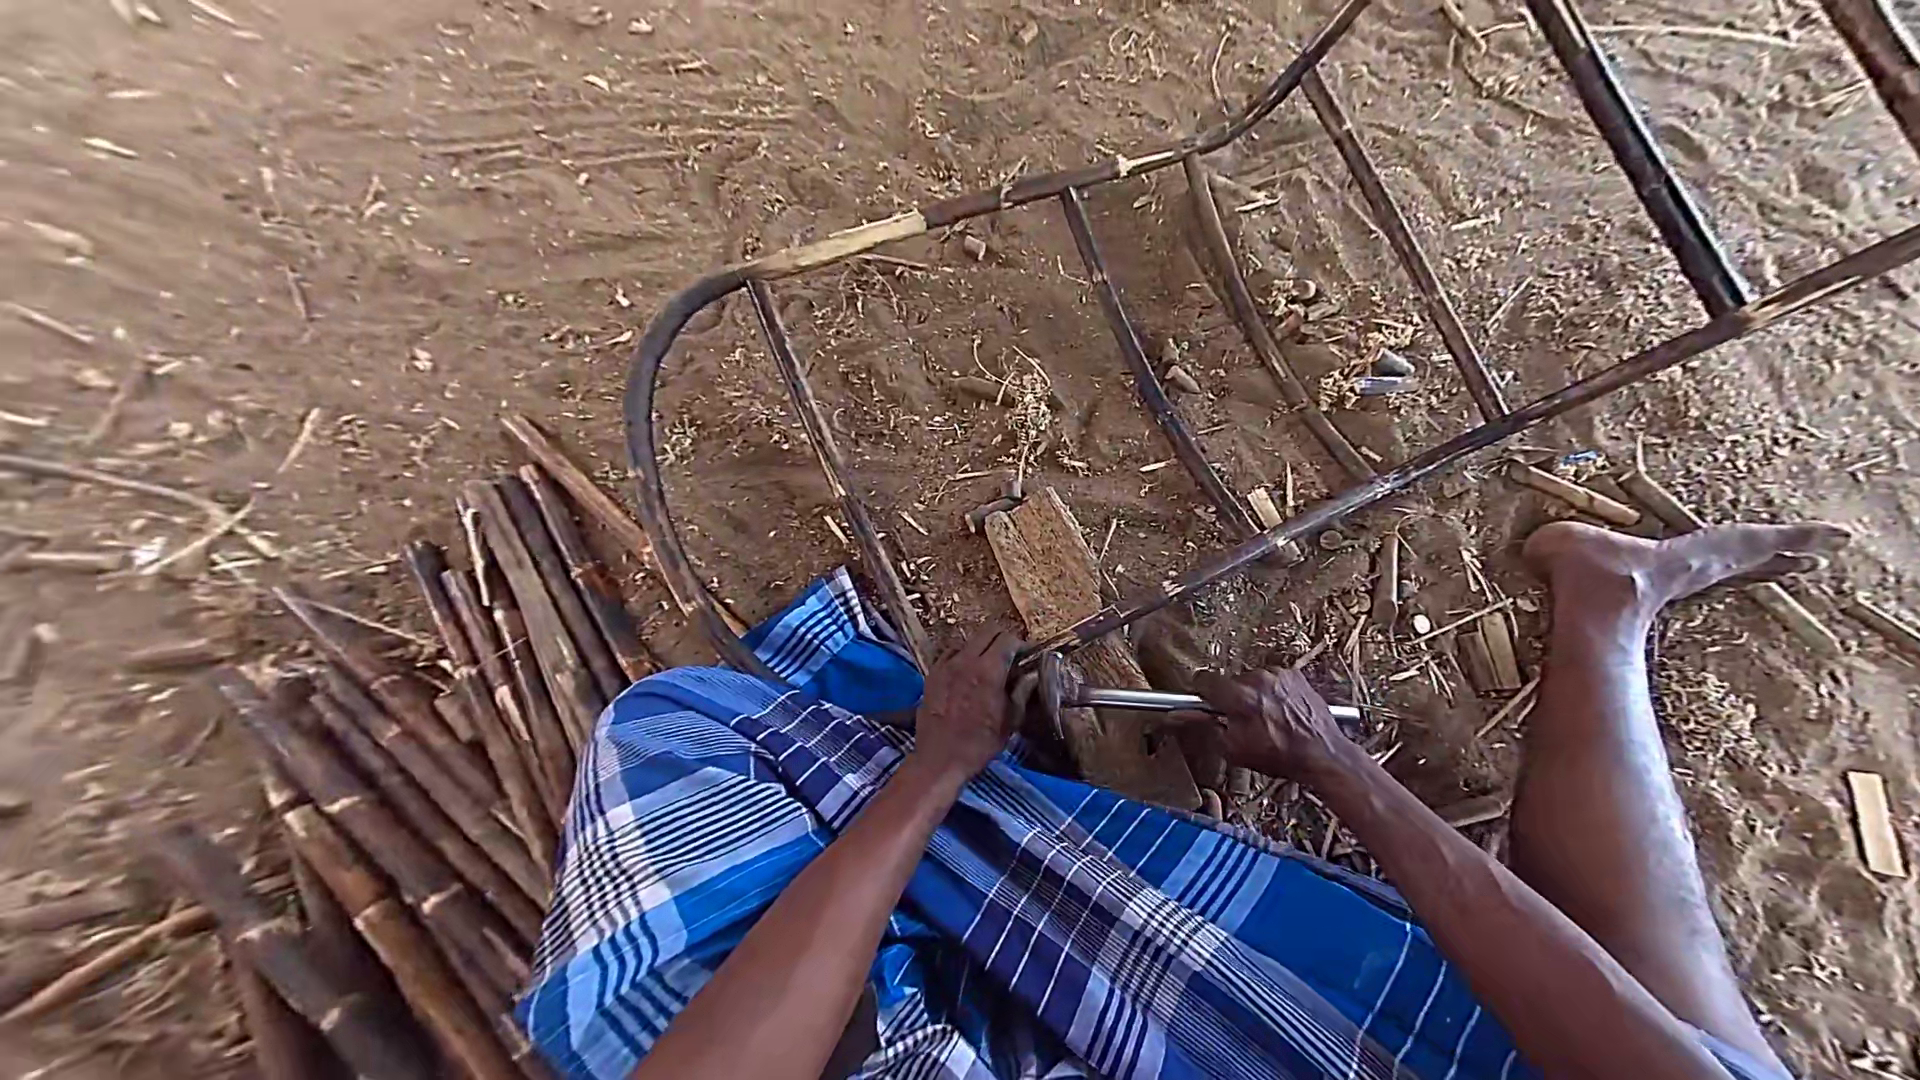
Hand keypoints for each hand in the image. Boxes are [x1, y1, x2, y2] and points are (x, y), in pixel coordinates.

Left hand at [910, 627, 1022, 785]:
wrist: (940, 758)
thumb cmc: (980, 743)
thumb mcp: (1010, 721)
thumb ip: (1022, 692)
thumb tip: (1031, 675)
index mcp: (989, 671)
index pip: (1008, 639)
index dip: (1021, 644)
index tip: (1026, 654)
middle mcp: (966, 660)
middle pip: (988, 631)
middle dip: (1003, 639)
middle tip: (1010, 655)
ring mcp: (946, 664)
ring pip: (969, 640)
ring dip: (982, 647)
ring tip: (988, 665)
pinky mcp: (932, 672)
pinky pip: (950, 653)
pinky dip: (962, 656)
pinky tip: (966, 672)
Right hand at [1188, 667, 1355, 780]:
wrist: (1322, 755)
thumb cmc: (1278, 755)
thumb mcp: (1233, 749)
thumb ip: (1206, 726)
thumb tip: (1183, 715)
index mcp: (1238, 697)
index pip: (1204, 679)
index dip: (1202, 691)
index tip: (1206, 700)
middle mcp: (1256, 680)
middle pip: (1229, 680)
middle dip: (1231, 696)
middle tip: (1241, 717)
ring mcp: (1277, 675)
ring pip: (1250, 678)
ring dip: (1252, 692)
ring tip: (1265, 715)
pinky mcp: (1293, 674)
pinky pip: (1271, 677)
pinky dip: (1271, 689)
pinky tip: (1280, 708)